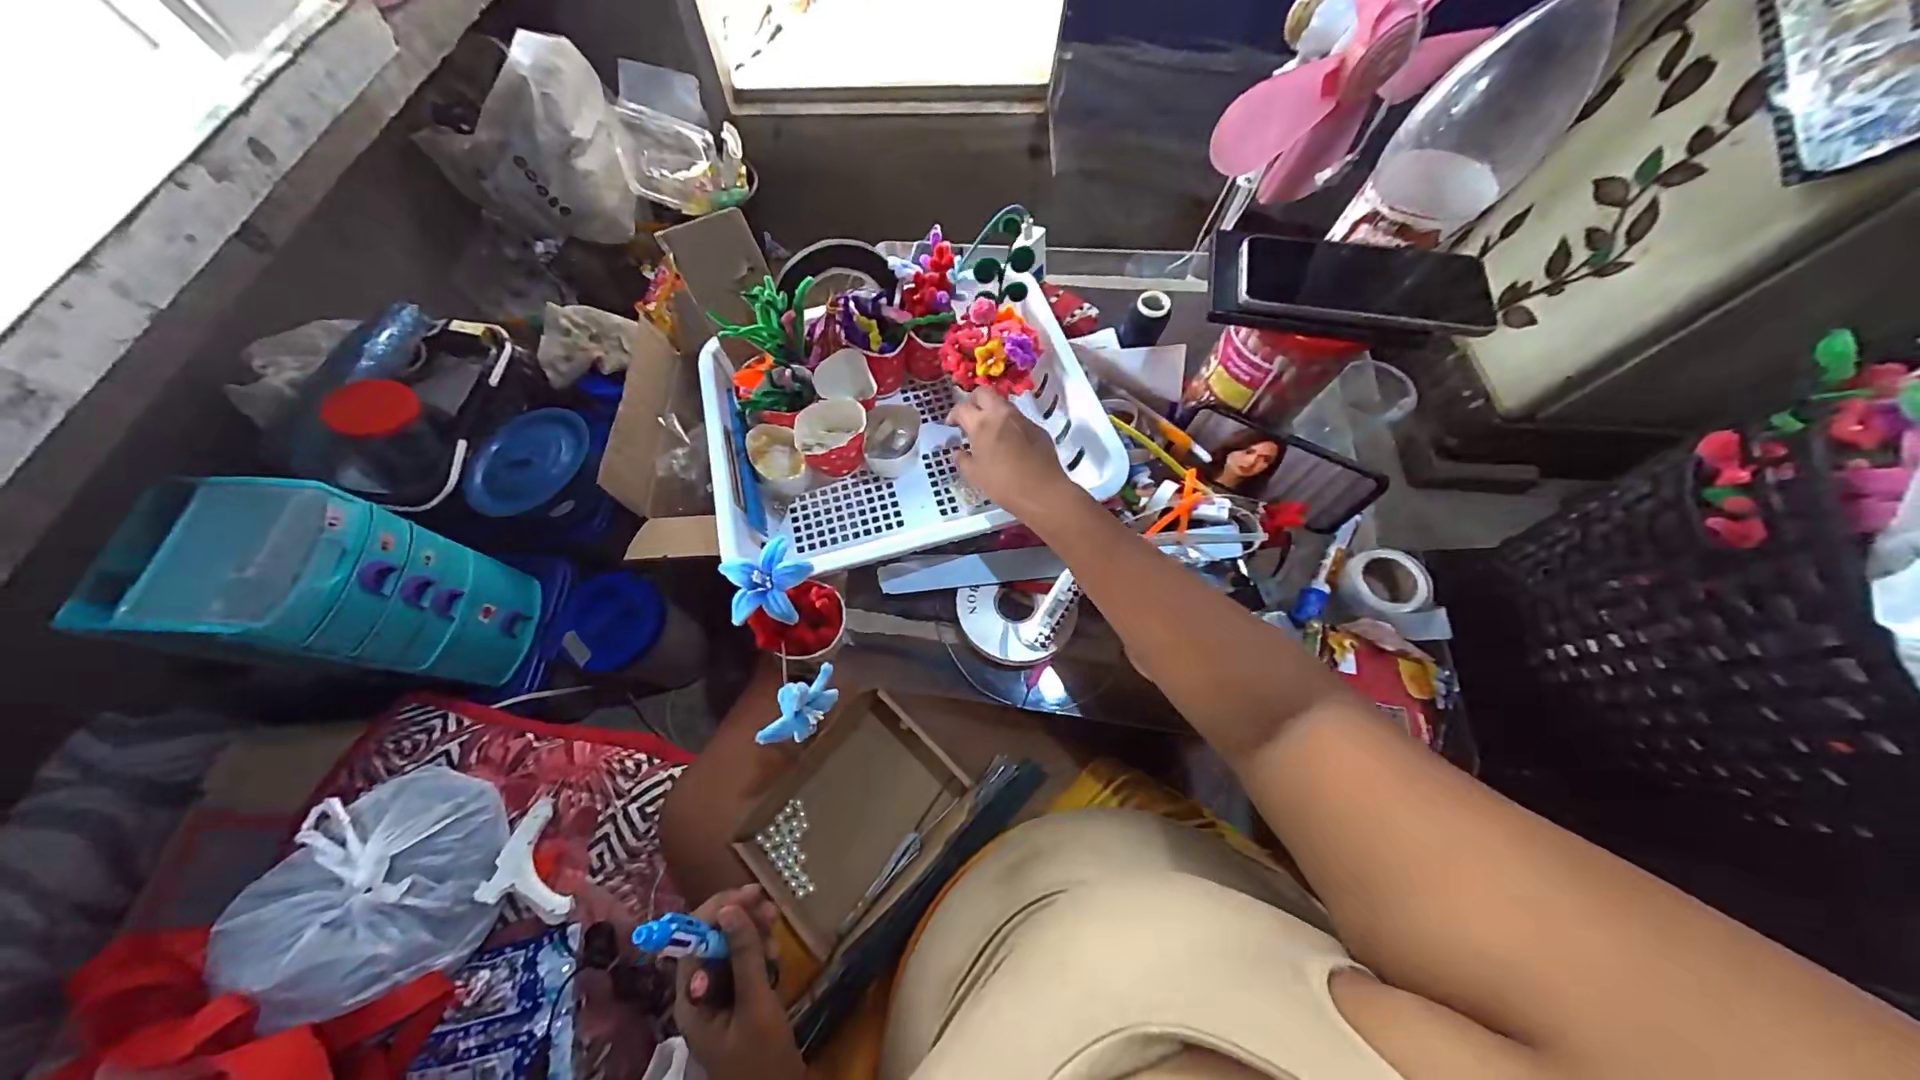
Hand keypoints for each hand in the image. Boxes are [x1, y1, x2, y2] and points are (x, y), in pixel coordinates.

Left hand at [672, 885, 803, 1079]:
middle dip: (739, 918)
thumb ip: (744, 956)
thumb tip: (731, 908)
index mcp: (691, 999)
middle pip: (712, 940)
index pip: (693, 941)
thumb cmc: (763, 1060)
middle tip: (770, 908)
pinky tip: (777, 951)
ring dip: (752, 931)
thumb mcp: (756, 1005)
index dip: (717, 911)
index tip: (750, 894)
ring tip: (776, 925)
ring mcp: (719, 997)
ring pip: (730, 947)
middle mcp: (699, 993)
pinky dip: (759, 950)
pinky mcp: (739, 1000)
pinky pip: (744, 962)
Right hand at [945, 387, 1077, 521]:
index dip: (953, 415)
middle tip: (970, 418)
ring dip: (993, 411)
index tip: (952, 426)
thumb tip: (958, 452)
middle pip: (983, 393)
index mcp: (981, 423)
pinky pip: (1019, 419)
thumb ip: (963, 459)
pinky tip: (1010, 443)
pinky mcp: (1037, 427)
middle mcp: (1001, 414)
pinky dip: (1010, 425)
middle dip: (973, 401)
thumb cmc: (1002, 483)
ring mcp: (1022, 419)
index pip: (962, 408)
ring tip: (990, 431)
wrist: (1041, 490)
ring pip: (1003, 404)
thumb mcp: (974, 475)